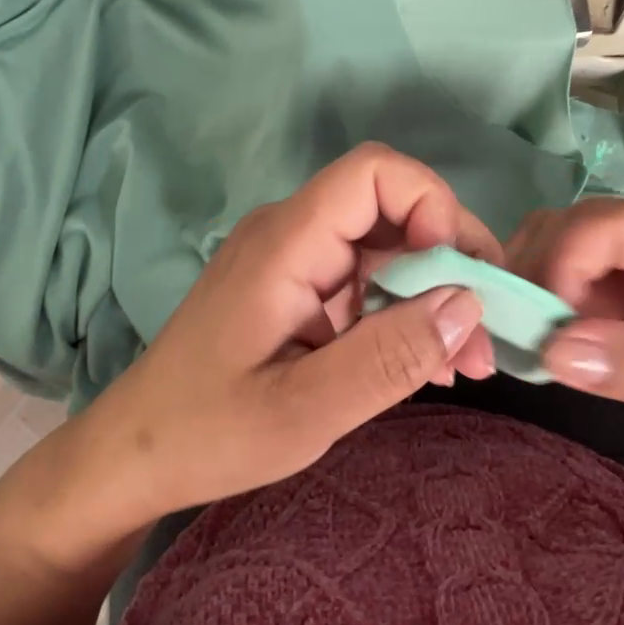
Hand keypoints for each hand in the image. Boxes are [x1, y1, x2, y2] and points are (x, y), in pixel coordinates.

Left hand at [70, 143, 500, 528]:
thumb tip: (468, 304)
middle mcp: (291, 234)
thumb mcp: (305, 410)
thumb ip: (389, 357)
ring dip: (433, 292)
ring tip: (470, 362)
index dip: (431, 204)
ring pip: (384, 246)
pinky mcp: (296, 289)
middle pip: (389, 206)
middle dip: (450, 258)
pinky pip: (363, 279)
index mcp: (285, 243)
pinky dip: (403, 312)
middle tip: (488, 332)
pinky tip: (429, 362)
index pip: (374, 172)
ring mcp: (292, 260)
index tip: (461, 277)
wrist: (135, 452)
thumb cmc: (208, 433)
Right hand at [507, 200, 623, 460]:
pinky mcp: (622, 293)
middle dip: (534, 273)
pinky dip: (540, 308)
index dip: (559, 264)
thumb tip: (553, 348)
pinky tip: (540, 345)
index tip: (542, 329)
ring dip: (531, 289)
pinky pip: (563, 283)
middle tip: (517, 335)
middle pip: (570, 226)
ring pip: (557, 249)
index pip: (604, 225)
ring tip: (526, 342)